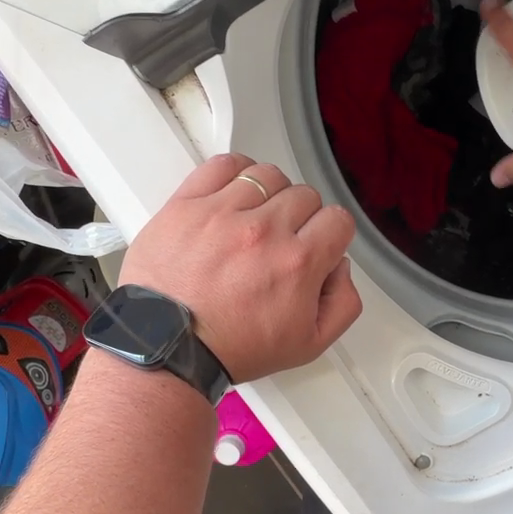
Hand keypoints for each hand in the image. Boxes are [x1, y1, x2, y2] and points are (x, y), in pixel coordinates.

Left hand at [118, 153, 361, 383]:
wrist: (169, 348)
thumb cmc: (232, 348)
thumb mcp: (310, 345)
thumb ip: (343, 303)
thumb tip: (340, 267)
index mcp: (298, 263)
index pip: (338, 219)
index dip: (332, 234)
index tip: (318, 245)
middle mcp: (264, 231)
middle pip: (305, 195)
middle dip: (301, 218)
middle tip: (283, 242)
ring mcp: (222, 214)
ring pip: (268, 175)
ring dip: (270, 194)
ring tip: (256, 219)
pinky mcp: (187, 206)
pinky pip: (223, 165)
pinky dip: (235, 173)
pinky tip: (234, 195)